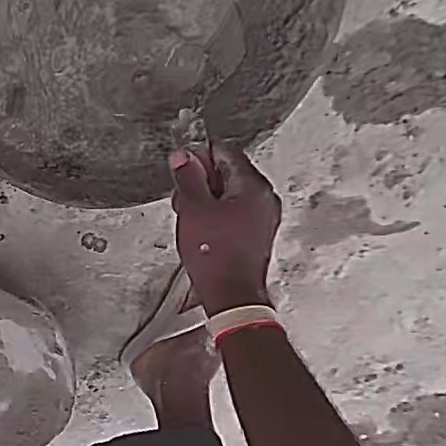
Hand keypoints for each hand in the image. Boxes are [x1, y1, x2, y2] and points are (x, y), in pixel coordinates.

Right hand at [169, 145, 281, 312]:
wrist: (230, 293)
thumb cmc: (215, 255)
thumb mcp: (193, 207)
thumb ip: (188, 177)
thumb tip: (183, 156)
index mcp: (253, 186)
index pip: (226, 151)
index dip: (199, 154)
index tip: (181, 164)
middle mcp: (264, 198)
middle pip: (228, 171)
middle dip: (201, 178)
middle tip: (183, 194)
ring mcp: (262, 216)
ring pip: (229, 191)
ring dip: (205, 196)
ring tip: (189, 214)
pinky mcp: (255, 232)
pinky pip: (233, 210)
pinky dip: (214, 212)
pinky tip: (200, 226)